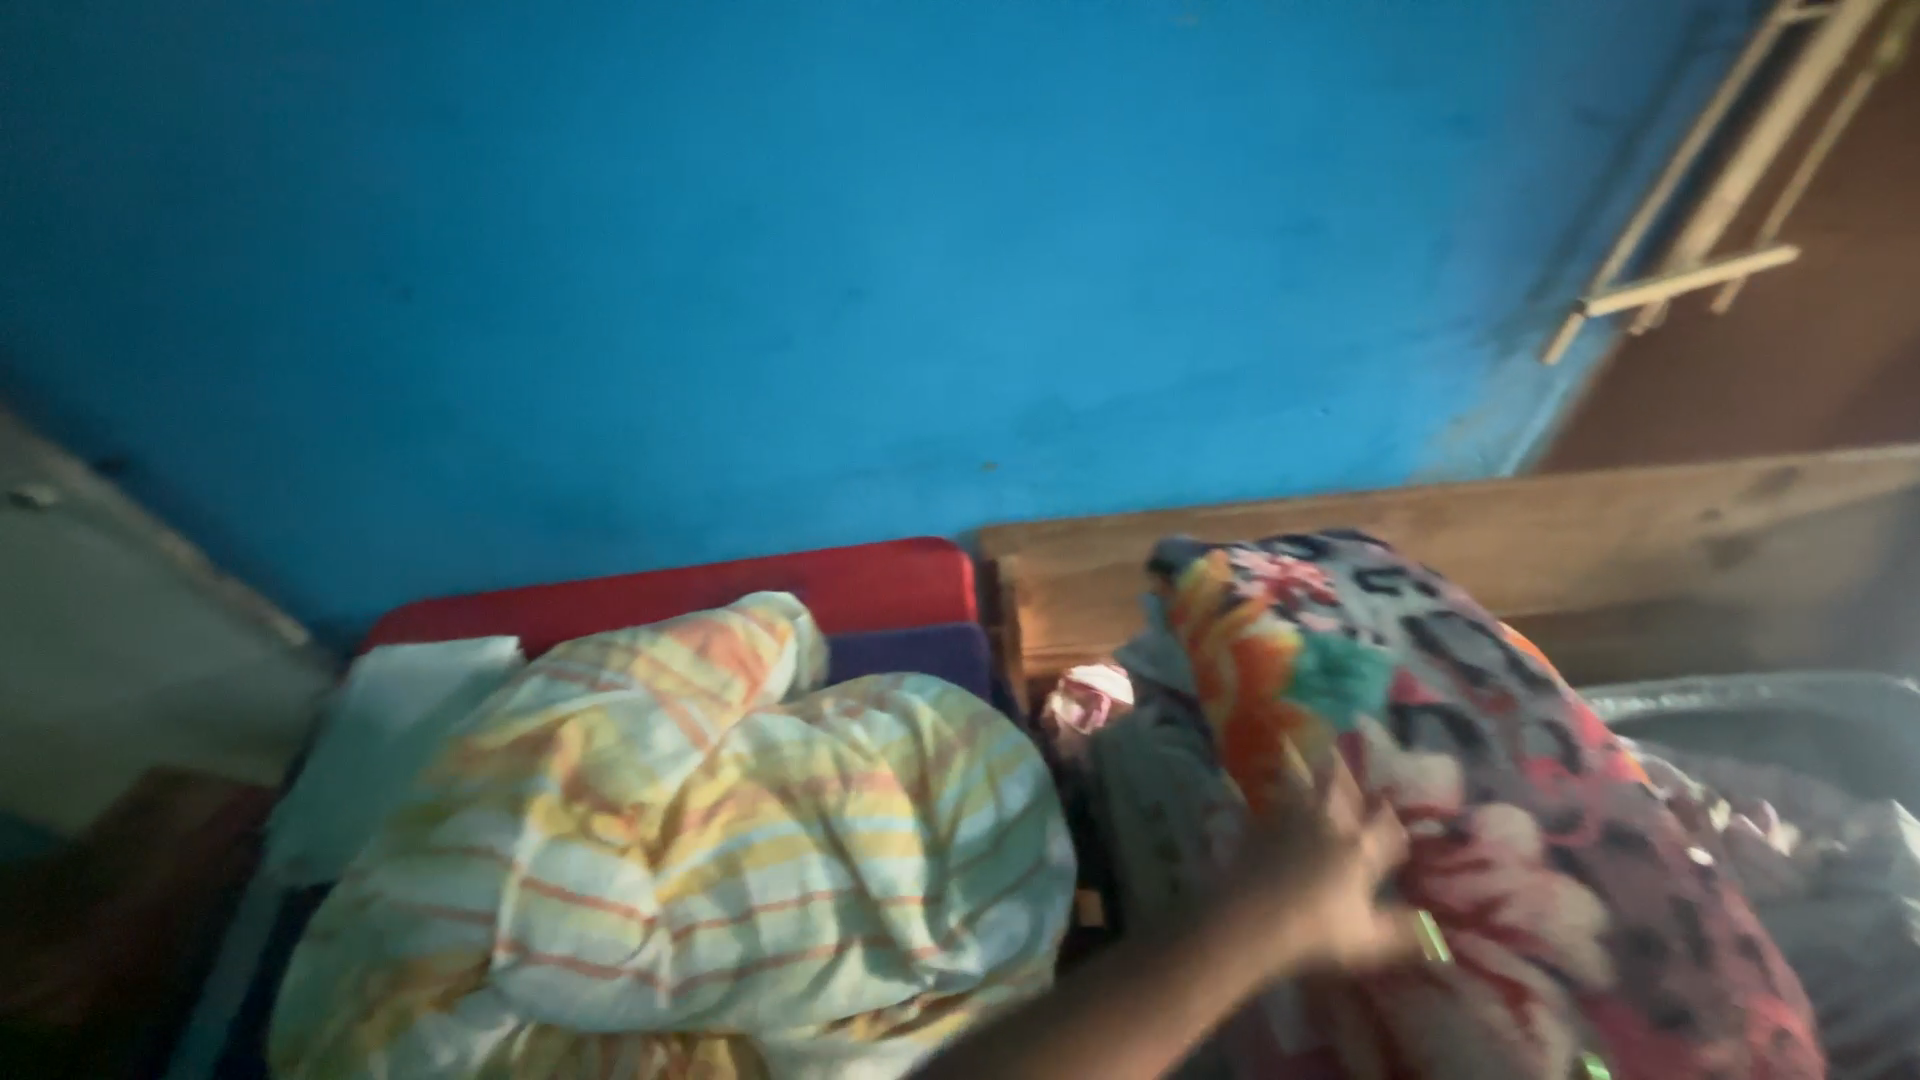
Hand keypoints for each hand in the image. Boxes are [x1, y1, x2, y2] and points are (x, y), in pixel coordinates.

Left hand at [1216, 757, 1425, 979]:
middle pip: (1339, 791)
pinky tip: (1270, 791)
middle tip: (1339, 756)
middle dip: (1343, 776)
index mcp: (1359, 850)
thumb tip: (1434, 929)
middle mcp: (1327, 826)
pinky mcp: (1257, 825)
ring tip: (1303, 758)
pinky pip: (1269, 802)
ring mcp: (1288, 821)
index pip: (1384, 827)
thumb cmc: (1317, 931)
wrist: (1253, 915)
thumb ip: (1403, 931)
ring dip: (1306, 774)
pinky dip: (1273, 794)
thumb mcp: (1369, 940)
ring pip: (1302, 788)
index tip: (1391, 806)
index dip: (1390, 817)